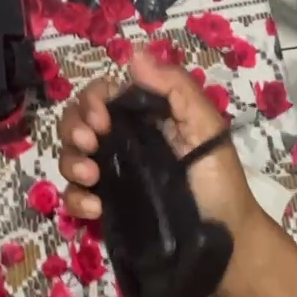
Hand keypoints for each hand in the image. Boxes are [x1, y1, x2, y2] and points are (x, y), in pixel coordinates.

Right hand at [58, 47, 296, 296]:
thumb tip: (133, 53)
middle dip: (73, 127)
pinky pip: (74, 196)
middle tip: (89, 143)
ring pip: (69, 156)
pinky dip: (75, 198)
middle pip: (76, 121)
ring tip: (91, 176)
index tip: (101, 119)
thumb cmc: (219, 179)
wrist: (227, 243)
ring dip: (71, 160)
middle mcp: (120, 141)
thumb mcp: (205, 125)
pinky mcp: (106, 208)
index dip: (91, 100)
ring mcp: (111, 175)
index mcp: (141, 116)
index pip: (101, 95)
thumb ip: (173, 87)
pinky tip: (95, 207)